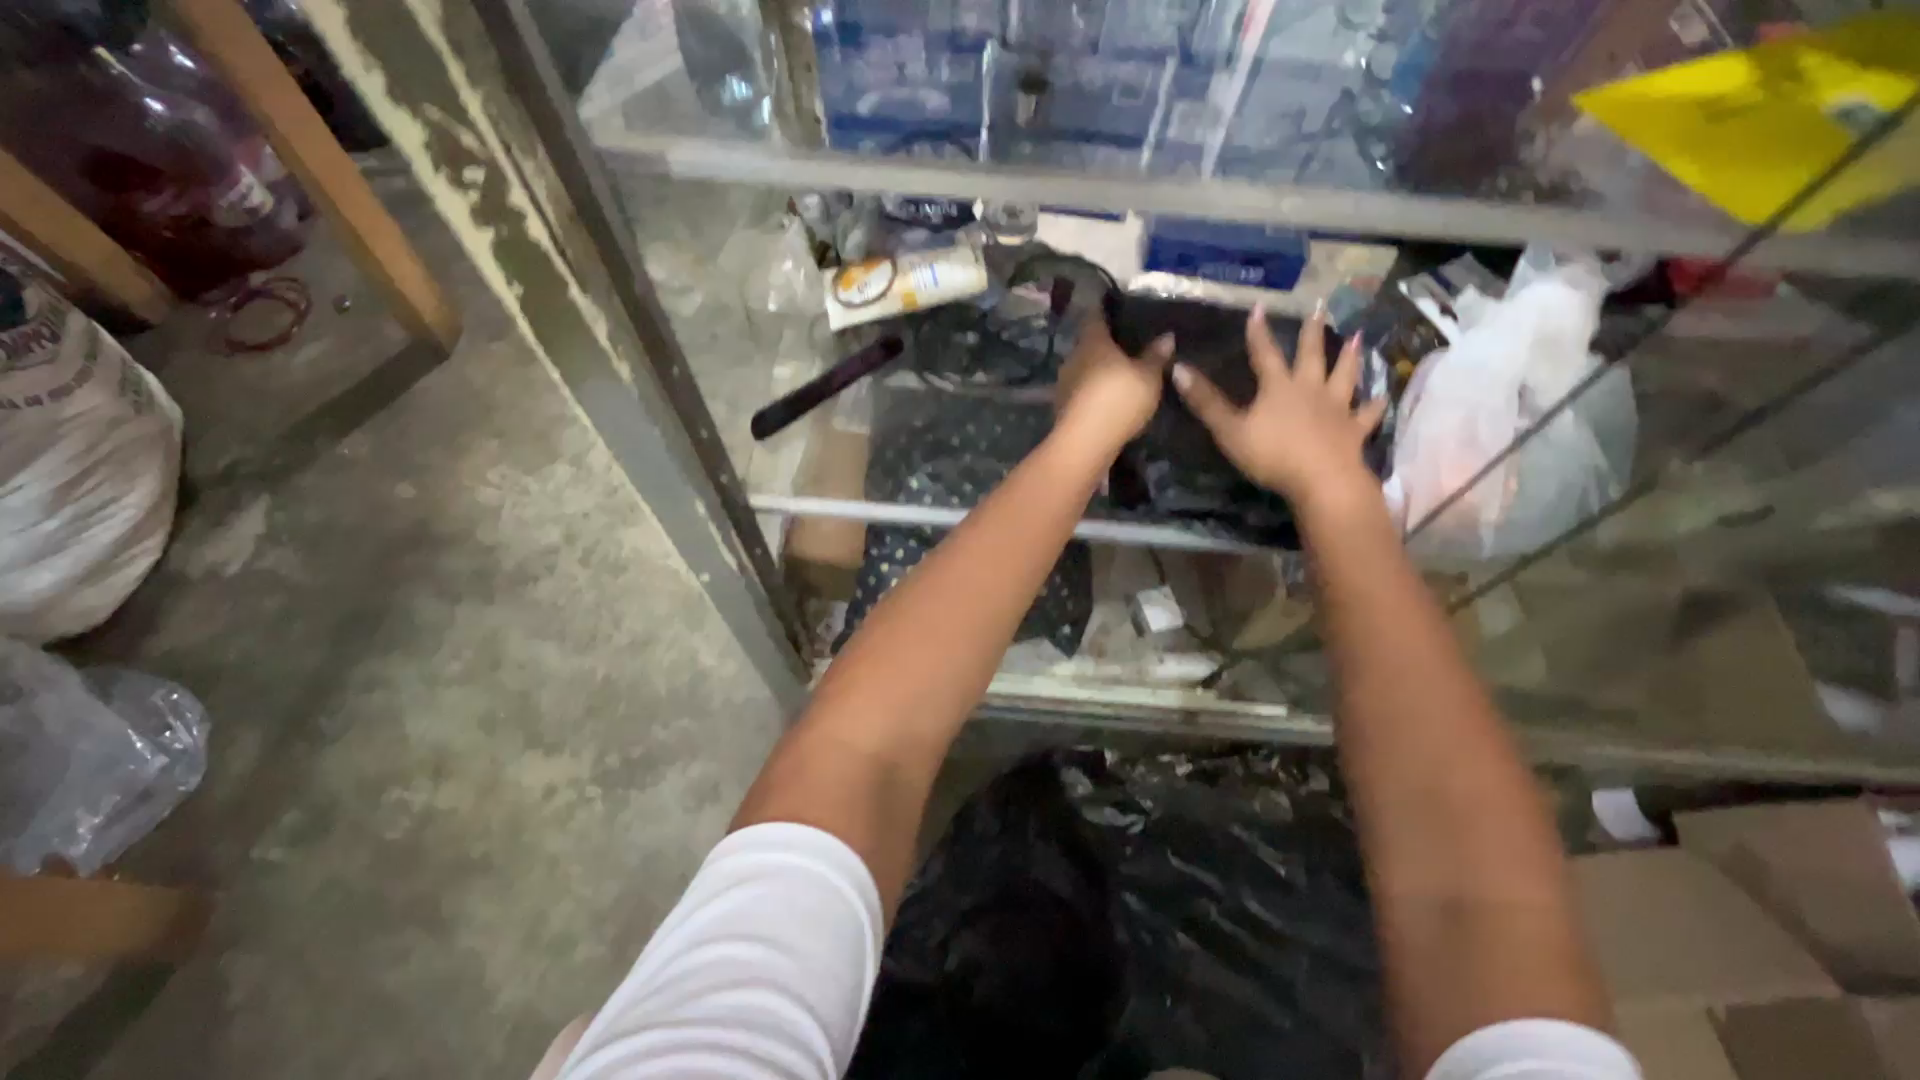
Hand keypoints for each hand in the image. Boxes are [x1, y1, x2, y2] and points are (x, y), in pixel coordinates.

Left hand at [1054, 315, 1175, 455]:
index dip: (1105, 310)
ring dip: (1098, 370)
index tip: (1115, 307)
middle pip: (1089, 343)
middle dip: (1105, 344)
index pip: (1095, 316)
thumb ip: (1156, 356)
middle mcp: (1073, 356)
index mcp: (1092, 341)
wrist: (1085, 443)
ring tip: (1120, 374)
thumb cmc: (1119, 399)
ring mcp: (1064, 383)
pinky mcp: (1063, 407)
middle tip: (1126, 345)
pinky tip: (1107, 398)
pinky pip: (1081, 391)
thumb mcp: (1148, 377)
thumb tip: (1166, 335)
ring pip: (1084, 368)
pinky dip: (1093, 391)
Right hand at [1171, 304, 1386, 513]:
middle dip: (1312, 332)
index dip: (1259, 332)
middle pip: (1311, 356)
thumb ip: (1206, 402)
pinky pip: (1366, 415)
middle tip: (1320, 308)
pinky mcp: (1355, 431)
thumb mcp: (1230, 430)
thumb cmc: (1272, 455)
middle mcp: (1310, 390)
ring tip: (1357, 338)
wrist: (1322, 480)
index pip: (1265, 354)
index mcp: (1278, 388)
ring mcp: (1337, 409)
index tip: (1259, 309)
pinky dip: (1374, 405)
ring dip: (1350, 357)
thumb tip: (1178, 369)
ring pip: (1345, 376)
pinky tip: (1380, 397)